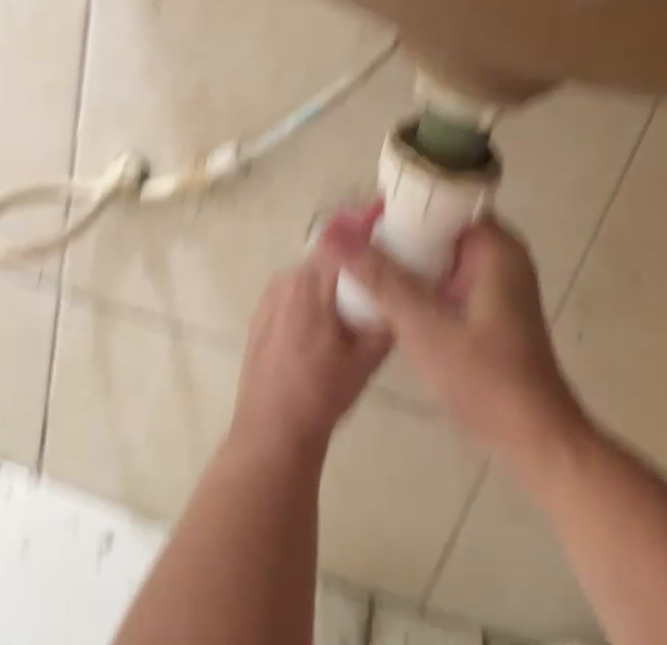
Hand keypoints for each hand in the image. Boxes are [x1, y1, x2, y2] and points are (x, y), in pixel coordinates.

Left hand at [228, 255, 390, 459]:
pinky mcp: (260, 317)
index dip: (367, 234)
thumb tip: (406, 290)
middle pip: (327, 257)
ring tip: (358, 302)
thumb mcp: (368, 358)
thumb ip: (388, 317)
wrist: (272, 433)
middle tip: (381, 276)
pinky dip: (314, 298)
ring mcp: (268, 299)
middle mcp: (285, 282)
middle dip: (353, 262)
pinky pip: (294, 294)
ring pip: (310, 276)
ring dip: (332, 281)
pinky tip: (330, 323)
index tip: (390, 235)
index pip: (343, 241)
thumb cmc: (323, 394)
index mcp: (311, 286)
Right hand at [319, 210, 589, 467]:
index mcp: (495, 247)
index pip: (443, 199)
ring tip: (358, 260)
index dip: (400, 202)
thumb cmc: (485, 378)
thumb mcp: (425, 326)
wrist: (532, 436)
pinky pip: (447, 278)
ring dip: (405, 258)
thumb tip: (333, 234)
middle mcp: (500, 255)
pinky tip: (384, 293)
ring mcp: (497, 282)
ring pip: (441, 254)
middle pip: (439, 226)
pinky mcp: (489, 306)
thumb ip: (380, 278)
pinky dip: (419, 281)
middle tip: (350, 239)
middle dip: (396, 232)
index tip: (359, 214)